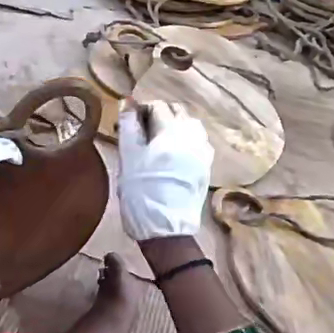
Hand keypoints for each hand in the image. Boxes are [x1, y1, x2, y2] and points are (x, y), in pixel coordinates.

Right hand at [116, 101, 214, 240]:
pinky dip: (184, 139)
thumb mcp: (128, 157)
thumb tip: (127, 102)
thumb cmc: (141, 192)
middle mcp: (192, 135)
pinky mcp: (206, 165)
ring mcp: (202, 150)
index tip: (128, 124)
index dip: (141, 110)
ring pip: (189, 124)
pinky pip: (197, 141)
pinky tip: (172, 153)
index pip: (158, 106)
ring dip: (173, 125)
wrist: (166, 229)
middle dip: (159, 114)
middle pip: (176, 111)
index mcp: (171, 130)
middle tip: (141, 131)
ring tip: (157, 141)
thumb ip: (128, 126)